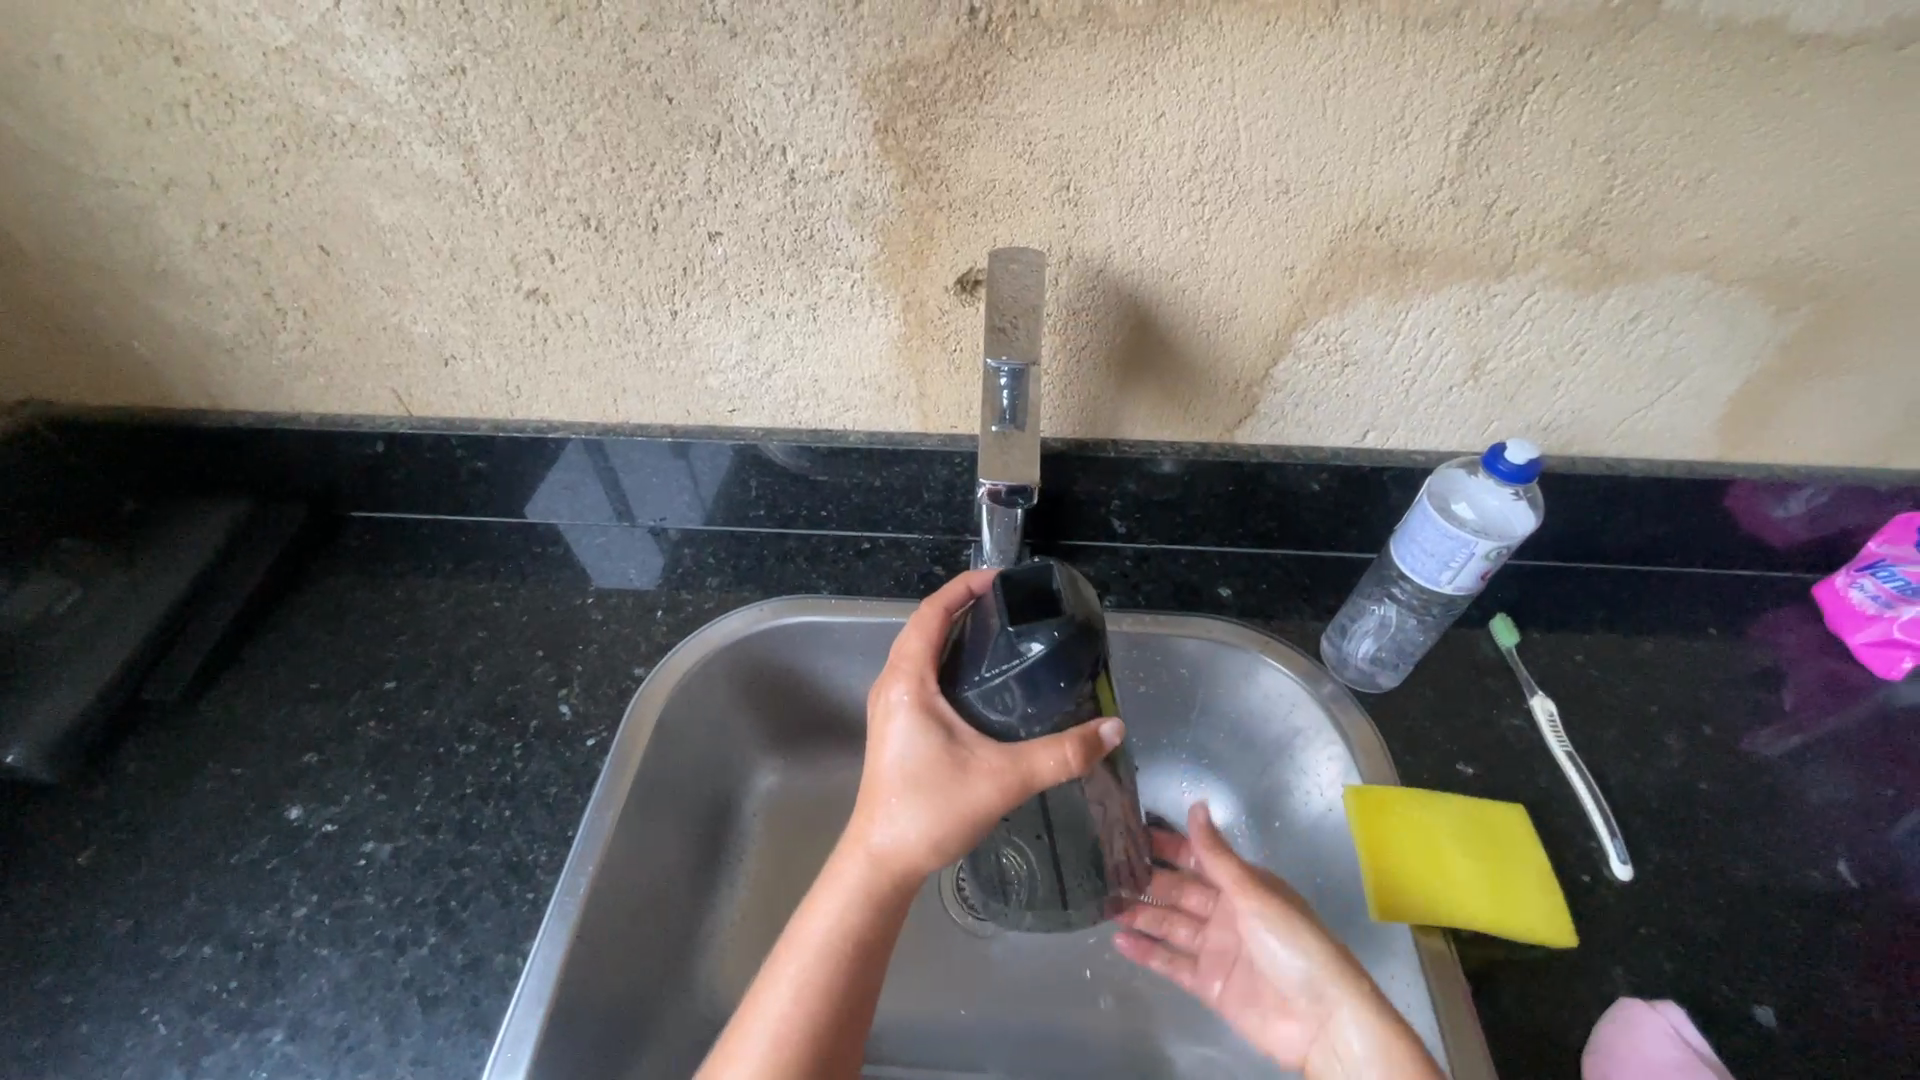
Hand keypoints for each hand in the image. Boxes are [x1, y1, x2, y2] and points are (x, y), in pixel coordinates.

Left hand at [844, 569, 1126, 885]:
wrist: (881, 861)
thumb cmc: (930, 811)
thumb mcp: (1003, 778)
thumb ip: (1062, 754)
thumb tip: (1114, 729)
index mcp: (907, 681)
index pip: (931, 613)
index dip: (964, 587)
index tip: (1002, 579)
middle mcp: (892, 684)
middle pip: (924, 627)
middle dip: (964, 608)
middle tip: (1012, 607)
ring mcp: (890, 707)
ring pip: (920, 653)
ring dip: (953, 635)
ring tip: (1001, 635)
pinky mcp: (895, 726)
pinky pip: (921, 676)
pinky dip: (947, 662)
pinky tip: (981, 683)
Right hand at [1114, 804, 1442, 1079]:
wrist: (1323, 1021)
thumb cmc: (1295, 944)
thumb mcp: (1255, 892)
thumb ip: (1217, 854)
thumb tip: (1195, 804)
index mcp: (1242, 885)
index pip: (1196, 857)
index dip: (1165, 845)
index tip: (1129, 831)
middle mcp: (1226, 912)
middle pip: (1177, 891)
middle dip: (1144, 880)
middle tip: (1103, 867)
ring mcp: (1216, 949)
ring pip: (1169, 924)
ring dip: (1139, 914)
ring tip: (1102, 902)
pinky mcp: (1208, 984)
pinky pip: (1171, 962)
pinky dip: (1146, 951)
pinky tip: (1118, 940)